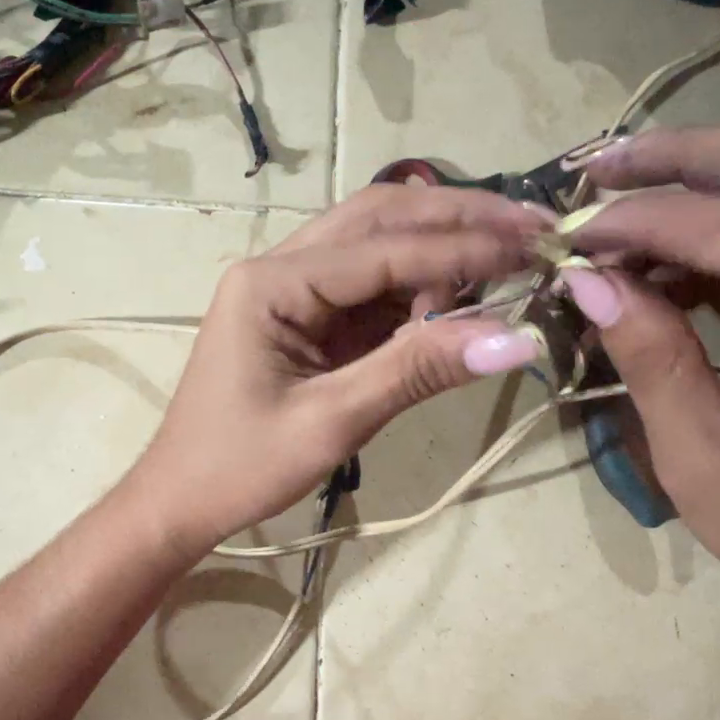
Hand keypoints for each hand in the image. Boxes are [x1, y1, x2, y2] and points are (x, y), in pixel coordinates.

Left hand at [128, 184, 551, 551]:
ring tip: (510, 256)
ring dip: (438, 247)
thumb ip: (416, 370)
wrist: (181, 500)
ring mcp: (286, 292)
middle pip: (377, 220)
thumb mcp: (331, 421)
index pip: (384, 248)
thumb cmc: (241, 467)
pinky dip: (413, 288)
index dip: (463, 247)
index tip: (538, 246)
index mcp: (271, 283)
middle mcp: (277, 269)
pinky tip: (458, 295)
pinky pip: (364, 289)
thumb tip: (516, 337)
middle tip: (534, 229)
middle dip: (455, 219)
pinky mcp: (299, 320)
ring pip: (373, 247)